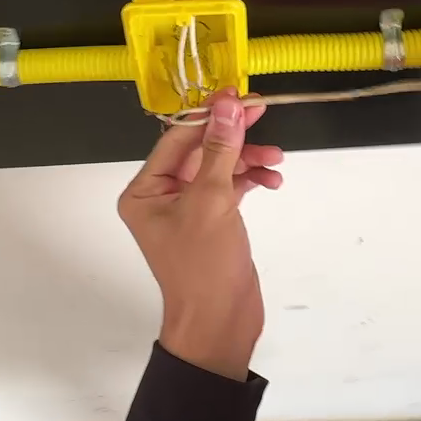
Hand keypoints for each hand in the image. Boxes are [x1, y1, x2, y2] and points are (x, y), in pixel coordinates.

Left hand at [118, 89, 284, 378]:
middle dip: (233, 135)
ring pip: (219, 167)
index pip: (177, 138)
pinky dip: (250, 180)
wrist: (220, 325)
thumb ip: (221, 149)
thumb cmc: (205, 265)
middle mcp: (161, 196)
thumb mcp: (212, 200)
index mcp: (144, 191)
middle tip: (262, 111)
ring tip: (276, 159)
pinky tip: (273, 180)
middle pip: (200, 149)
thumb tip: (228, 104)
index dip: (208, 114)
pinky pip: (230, 187)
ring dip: (247, 159)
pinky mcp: (212, 220)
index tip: (238, 95)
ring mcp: (187, 208)